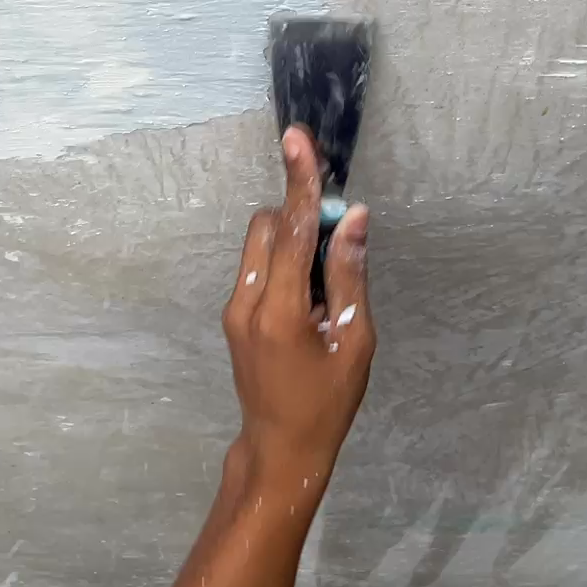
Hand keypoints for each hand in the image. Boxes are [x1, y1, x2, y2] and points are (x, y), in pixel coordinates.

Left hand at [222, 126, 373, 487]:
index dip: (298, 180)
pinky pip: (256, 263)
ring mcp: (233, 306)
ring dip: (289, 237)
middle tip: (335, 237)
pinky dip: (281, 258)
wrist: (279, 448)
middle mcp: (246, 298)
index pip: (289, 229)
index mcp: (279, 309)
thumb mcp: (354, 341)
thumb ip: (350, 274)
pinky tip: (308, 291)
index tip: (296, 138)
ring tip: (324, 276)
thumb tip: (353, 216)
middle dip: (297, 215)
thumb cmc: (327, 401)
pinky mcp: (232, 312)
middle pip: (266, 225)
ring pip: (257, 242)